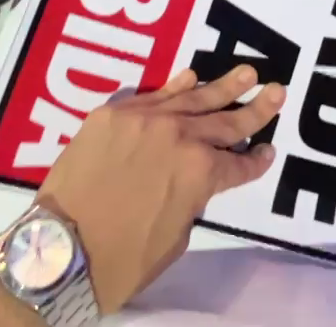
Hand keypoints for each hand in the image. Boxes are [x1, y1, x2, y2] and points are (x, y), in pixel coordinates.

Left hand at [38, 65, 284, 312]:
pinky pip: (153, 95)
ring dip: (222, 87)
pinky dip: (175, 87)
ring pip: (193, 98)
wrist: (58, 253)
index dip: (255, 162)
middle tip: (277, 90)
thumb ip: (191, 199)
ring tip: (246, 73)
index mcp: (200, 174)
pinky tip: (192, 77)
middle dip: (254, 109)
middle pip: (225, 122)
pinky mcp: (114, 114)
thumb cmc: (120, 262)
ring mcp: (145, 120)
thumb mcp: (174, 239)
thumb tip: (191, 181)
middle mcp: (179, 138)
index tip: (268, 152)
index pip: (237, 165)